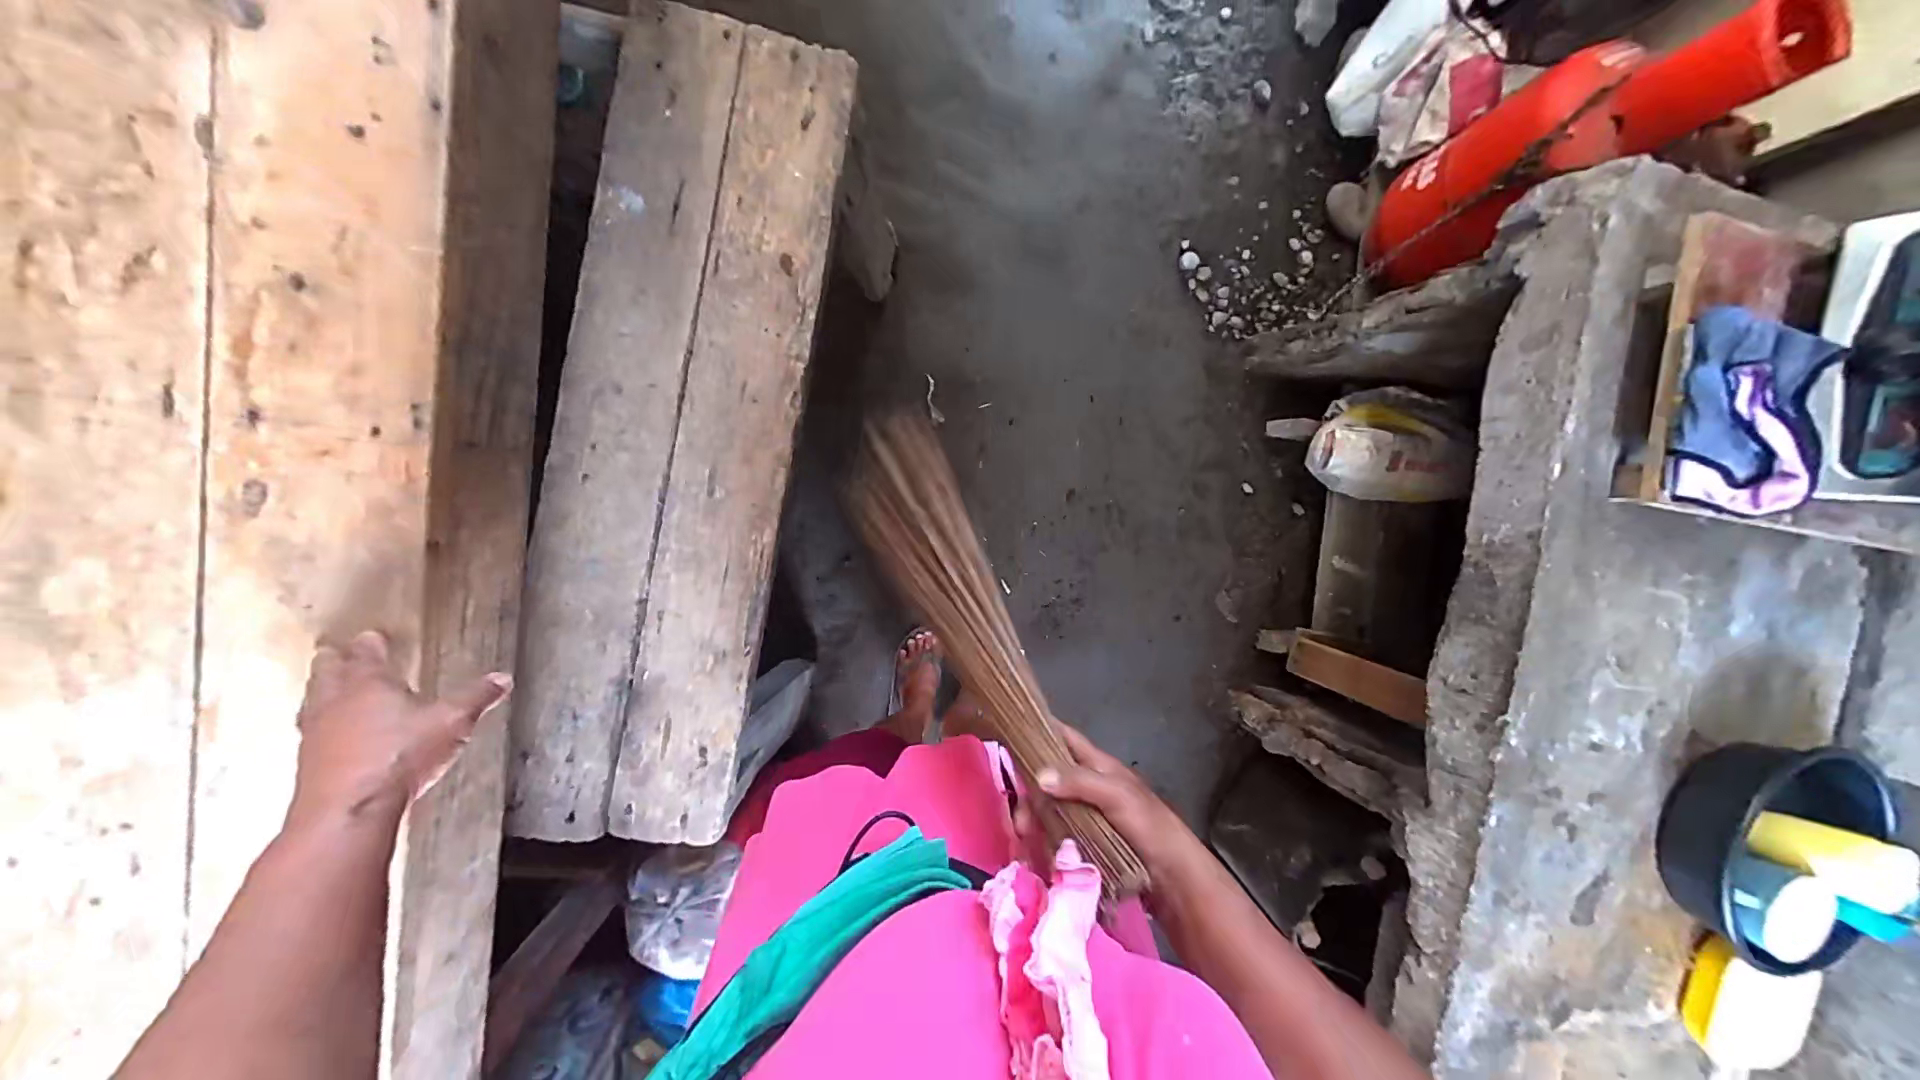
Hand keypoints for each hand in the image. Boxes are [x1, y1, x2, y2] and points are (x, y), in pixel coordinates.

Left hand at [288, 631, 511, 827]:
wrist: (350, 811)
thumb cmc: (401, 755)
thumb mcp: (454, 721)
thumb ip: (477, 698)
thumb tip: (502, 678)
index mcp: (369, 685)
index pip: (366, 656)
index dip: (370, 644)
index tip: (370, 636)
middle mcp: (335, 705)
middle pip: (328, 675)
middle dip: (333, 663)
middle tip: (332, 653)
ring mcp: (316, 736)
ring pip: (313, 705)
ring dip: (320, 695)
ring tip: (325, 691)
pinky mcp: (309, 766)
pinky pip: (312, 736)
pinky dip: (321, 728)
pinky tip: (330, 735)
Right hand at [1033, 721, 1207, 892]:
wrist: (1174, 876)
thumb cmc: (1149, 826)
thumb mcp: (1116, 796)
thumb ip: (1079, 781)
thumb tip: (1039, 774)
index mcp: (1098, 765)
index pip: (1064, 737)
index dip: (1040, 729)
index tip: (1012, 731)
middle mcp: (1089, 784)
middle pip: (1049, 777)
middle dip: (1030, 792)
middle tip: (1019, 818)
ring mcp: (1087, 813)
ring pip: (1050, 807)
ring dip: (1035, 820)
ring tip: (1026, 838)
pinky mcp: (1087, 841)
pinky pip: (1057, 833)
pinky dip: (1044, 839)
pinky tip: (1037, 851)